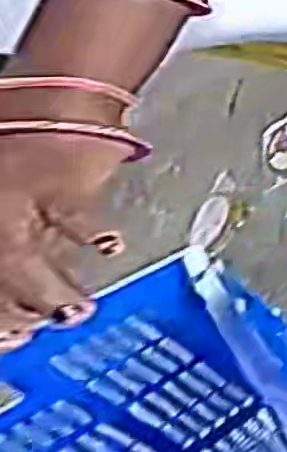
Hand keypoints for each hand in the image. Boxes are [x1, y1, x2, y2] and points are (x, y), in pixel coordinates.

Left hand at [0, 136, 123, 352]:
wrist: (51, 112)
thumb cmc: (16, 158)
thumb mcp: (11, 202)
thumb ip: (22, 236)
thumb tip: (24, 287)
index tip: (9, 339)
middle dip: (12, 309)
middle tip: (32, 336)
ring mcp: (22, 202)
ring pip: (28, 256)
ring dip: (52, 287)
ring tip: (77, 312)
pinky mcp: (66, 183)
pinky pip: (74, 215)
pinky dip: (91, 234)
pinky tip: (111, 249)